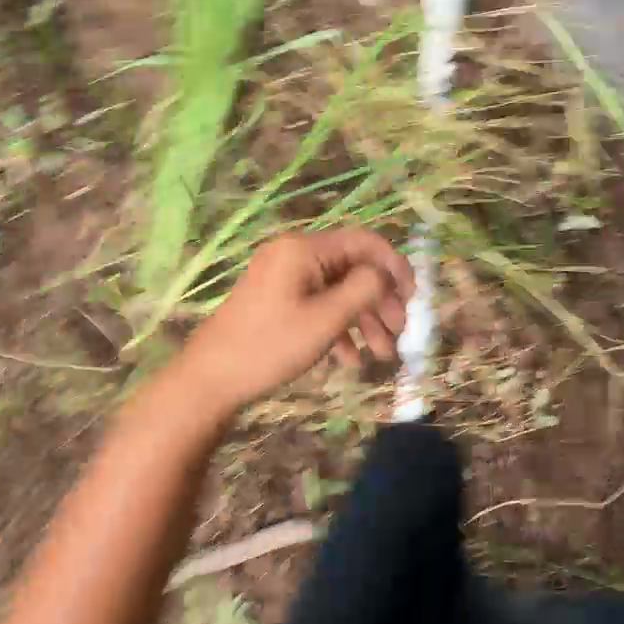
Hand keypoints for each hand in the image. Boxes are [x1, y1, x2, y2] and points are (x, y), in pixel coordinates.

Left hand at [172, 229, 414, 411]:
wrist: (209, 382)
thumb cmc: (270, 346)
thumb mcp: (327, 319)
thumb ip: (365, 289)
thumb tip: (386, 276)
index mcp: (304, 250)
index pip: (365, 242)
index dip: (395, 266)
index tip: (413, 296)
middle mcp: (295, 256)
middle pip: (354, 269)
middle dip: (381, 301)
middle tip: (400, 331)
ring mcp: (285, 279)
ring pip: (340, 291)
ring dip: (365, 320)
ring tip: (381, 354)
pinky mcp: (279, 301)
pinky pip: (320, 305)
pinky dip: (340, 328)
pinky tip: (350, 360)